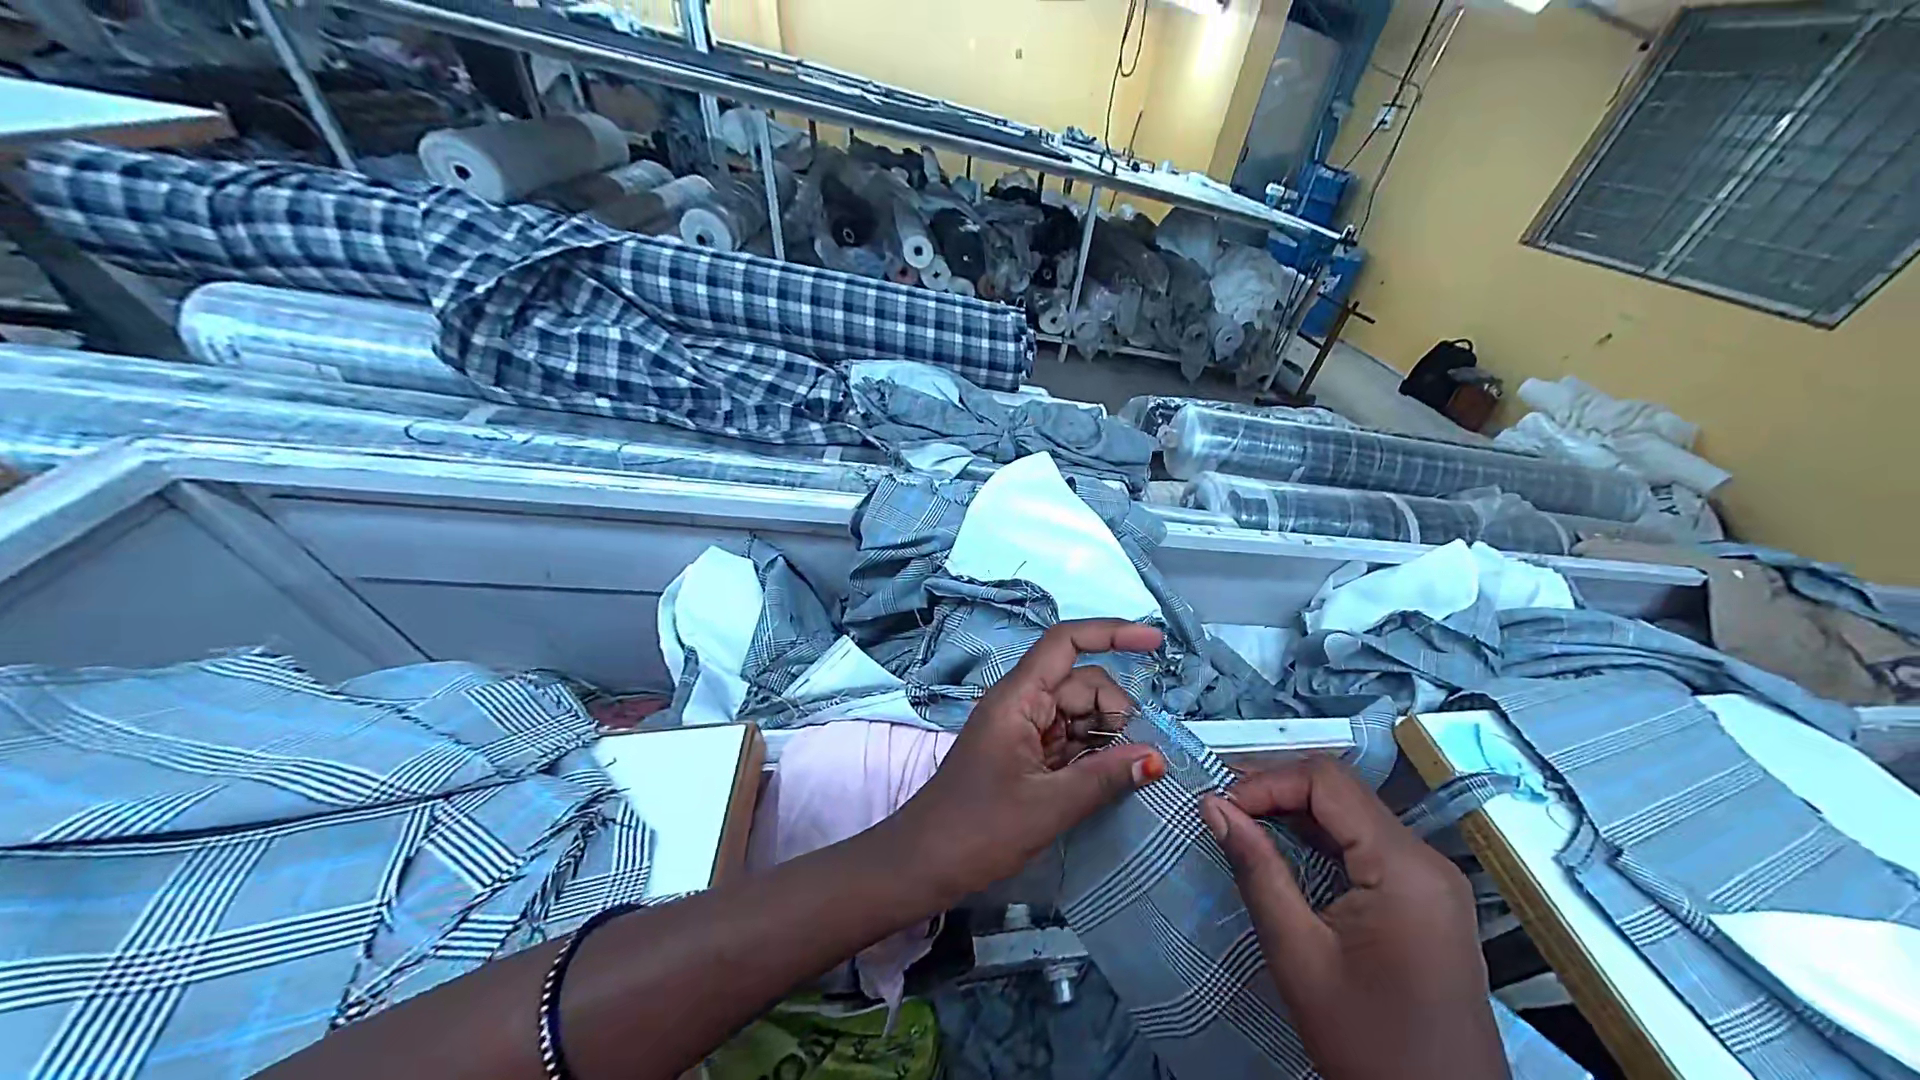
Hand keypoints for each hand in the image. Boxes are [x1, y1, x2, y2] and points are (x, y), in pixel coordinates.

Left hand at [889, 619, 1167, 904]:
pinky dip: (1091, 754)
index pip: (1066, 643)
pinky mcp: (1024, 754)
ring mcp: (1021, 728)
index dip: (1111, 634)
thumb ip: (1105, 776)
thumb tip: (1157, 758)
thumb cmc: (978, 828)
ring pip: (1078, 713)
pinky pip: (1068, 739)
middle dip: (1115, 712)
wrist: (924, 863)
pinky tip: (1105, 780)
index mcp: (1018, 697)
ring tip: (1119, 774)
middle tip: (1132, 759)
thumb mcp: (1049, 805)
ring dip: (1106, 736)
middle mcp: (1021, 703)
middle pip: (1082, 684)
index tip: (1155, 643)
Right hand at [1200, 760, 1508, 1079]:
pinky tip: (1280, 849)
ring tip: (1241, 823)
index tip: (1221, 806)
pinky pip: (1363, 842)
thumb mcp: (1298, 954)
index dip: (1266, 781)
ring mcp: (1430, 879)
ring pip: (1350, 812)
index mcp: (1405, 868)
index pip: (1327, 782)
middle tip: (1223, 810)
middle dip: (1276, 790)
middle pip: (1341, 790)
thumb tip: (1213, 806)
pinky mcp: (1424, 898)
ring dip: (1292, 810)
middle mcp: (1425, 860)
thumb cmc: (1369, 1042)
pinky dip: (1316, 836)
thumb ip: (1256, 869)